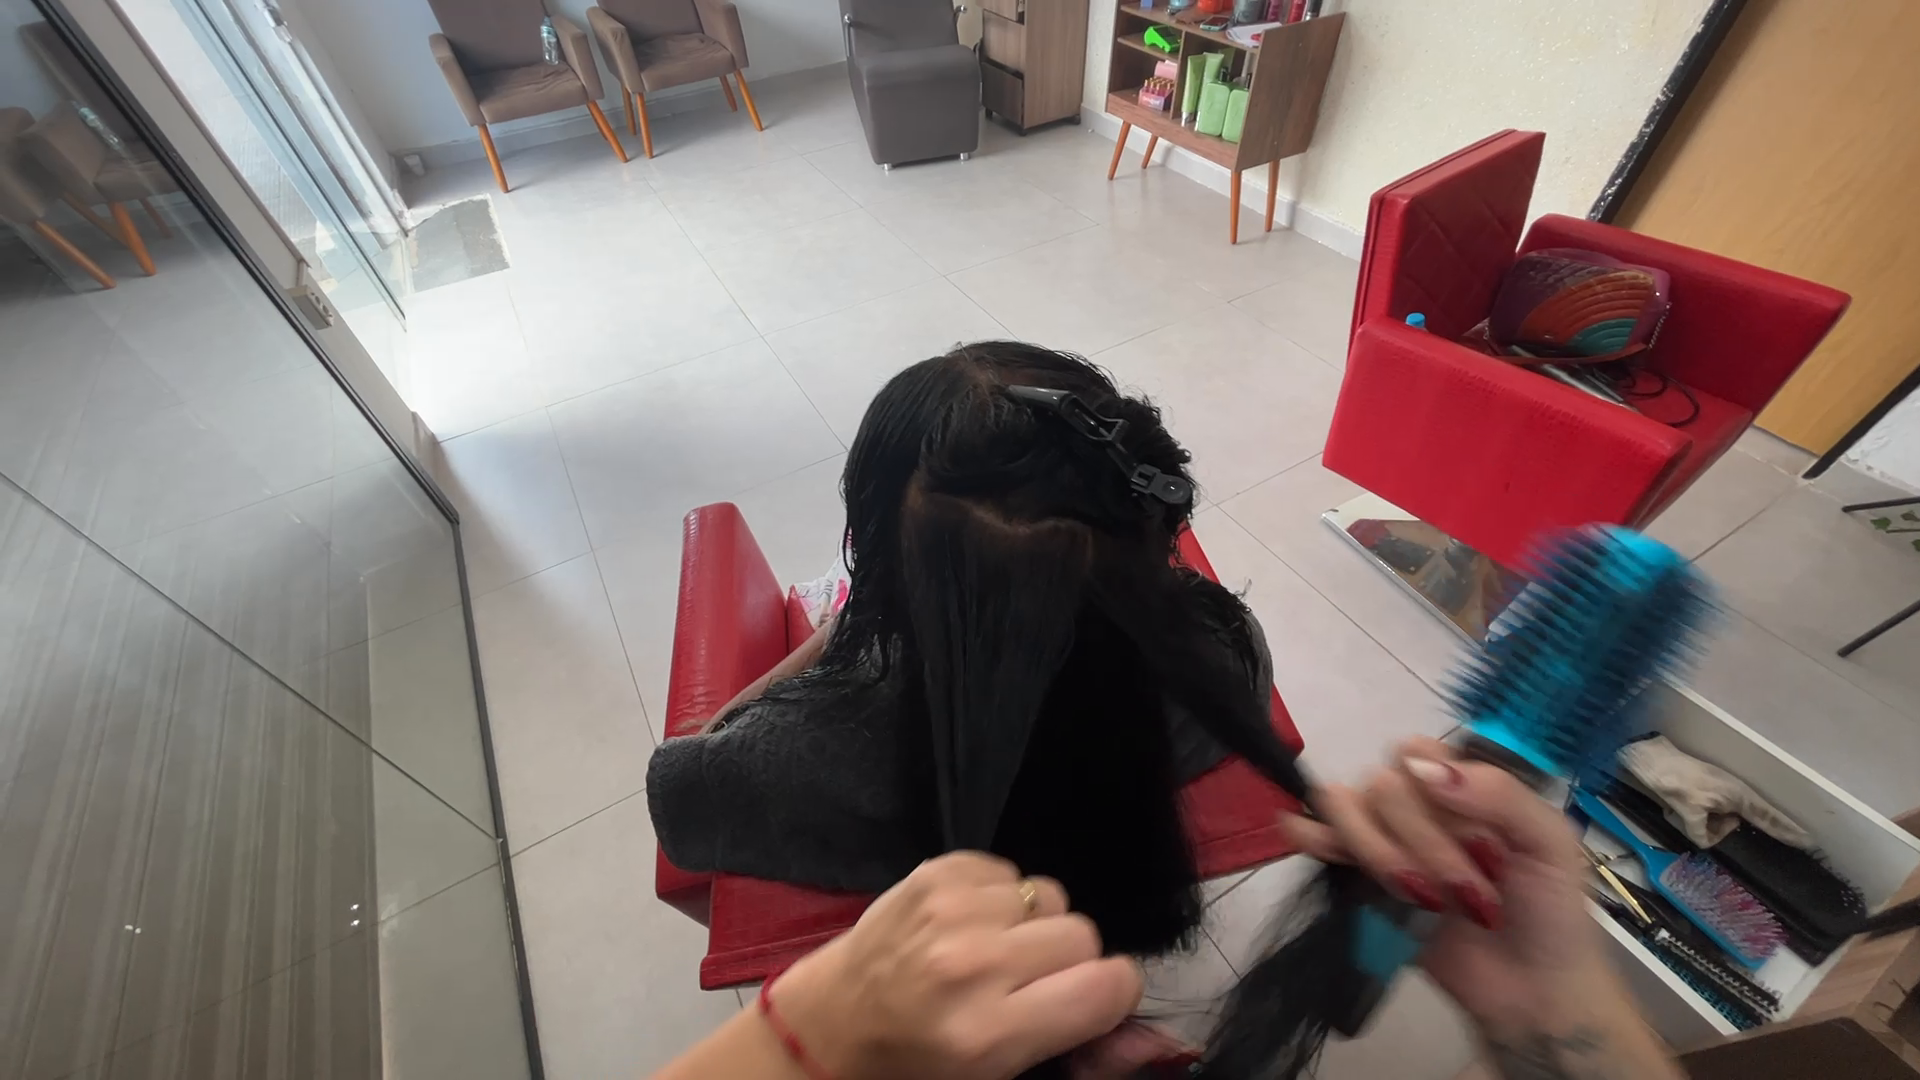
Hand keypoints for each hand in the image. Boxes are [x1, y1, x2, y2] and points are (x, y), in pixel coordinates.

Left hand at [770, 852, 1144, 1079]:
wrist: (832, 1021)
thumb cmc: (918, 1065)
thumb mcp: (999, 1077)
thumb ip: (1077, 1046)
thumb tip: (1148, 1033)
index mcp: (990, 1033)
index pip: (1105, 986)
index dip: (1112, 992)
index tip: (1093, 996)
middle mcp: (972, 963)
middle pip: (1082, 933)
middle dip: (1068, 959)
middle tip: (1028, 981)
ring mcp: (950, 908)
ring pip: (1050, 893)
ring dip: (1033, 923)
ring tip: (994, 949)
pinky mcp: (935, 870)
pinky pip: (1010, 868)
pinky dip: (1001, 895)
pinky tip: (969, 922)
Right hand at [1279, 738, 1609, 1033]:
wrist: (1531, 991)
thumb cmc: (1550, 912)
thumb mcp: (1552, 844)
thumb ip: (1500, 794)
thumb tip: (1421, 768)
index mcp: (1451, 781)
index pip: (1411, 750)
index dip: (1439, 794)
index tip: (1485, 843)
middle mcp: (1408, 798)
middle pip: (1379, 785)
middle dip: (1425, 845)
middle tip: (1469, 893)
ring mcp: (1377, 832)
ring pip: (1343, 806)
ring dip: (1381, 853)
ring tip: (1423, 900)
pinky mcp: (1352, 869)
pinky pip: (1311, 832)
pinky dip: (1308, 833)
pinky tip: (1312, 841)